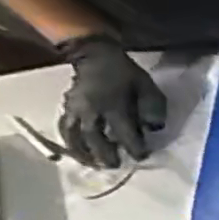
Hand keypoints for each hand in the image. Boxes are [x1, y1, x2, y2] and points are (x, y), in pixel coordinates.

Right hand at [56, 34, 167, 168]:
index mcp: (115, 106)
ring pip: (76, 137)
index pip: (125, 134)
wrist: (96, 54)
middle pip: (96, 139)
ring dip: (84, 154)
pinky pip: (65, 128)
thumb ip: (153, 109)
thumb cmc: (126, 73)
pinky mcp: (67, 107)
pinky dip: (70, 143)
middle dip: (106, 155)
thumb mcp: (148, 88)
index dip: (134, 148)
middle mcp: (93, 110)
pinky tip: (77, 153)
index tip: (141, 156)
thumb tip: (153, 129)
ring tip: (94, 165)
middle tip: (115, 165)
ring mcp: (76, 109)